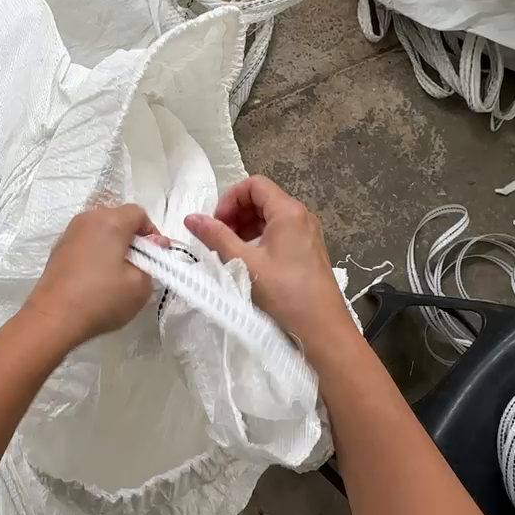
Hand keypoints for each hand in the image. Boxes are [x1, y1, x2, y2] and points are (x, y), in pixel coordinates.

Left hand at [21, 204, 163, 347]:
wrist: (53, 317)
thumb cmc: (101, 299)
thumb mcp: (139, 286)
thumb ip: (153, 261)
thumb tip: (155, 244)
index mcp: (110, 221)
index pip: (139, 213)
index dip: (151, 233)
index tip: (154, 257)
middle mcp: (88, 218)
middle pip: (118, 218)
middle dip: (132, 237)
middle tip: (138, 265)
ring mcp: (69, 232)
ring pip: (100, 229)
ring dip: (112, 244)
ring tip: (116, 273)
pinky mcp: (58, 248)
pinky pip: (85, 241)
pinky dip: (95, 251)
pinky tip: (95, 277)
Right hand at [185, 176, 351, 352]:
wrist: (322, 330)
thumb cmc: (284, 293)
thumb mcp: (244, 263)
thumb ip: (216, 236)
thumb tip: (191, 218)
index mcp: (288, 212)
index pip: (254, 185)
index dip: (229, 198)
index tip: (216, 223)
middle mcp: (301, 217)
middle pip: (262, 198)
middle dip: (235, 213)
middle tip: (218, 237)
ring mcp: (308, 234)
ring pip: (269, 217)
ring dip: (245, 227)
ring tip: (230, 250)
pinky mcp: (308, 251)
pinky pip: (280, 233)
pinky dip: (259, 239)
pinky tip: (249, 261)